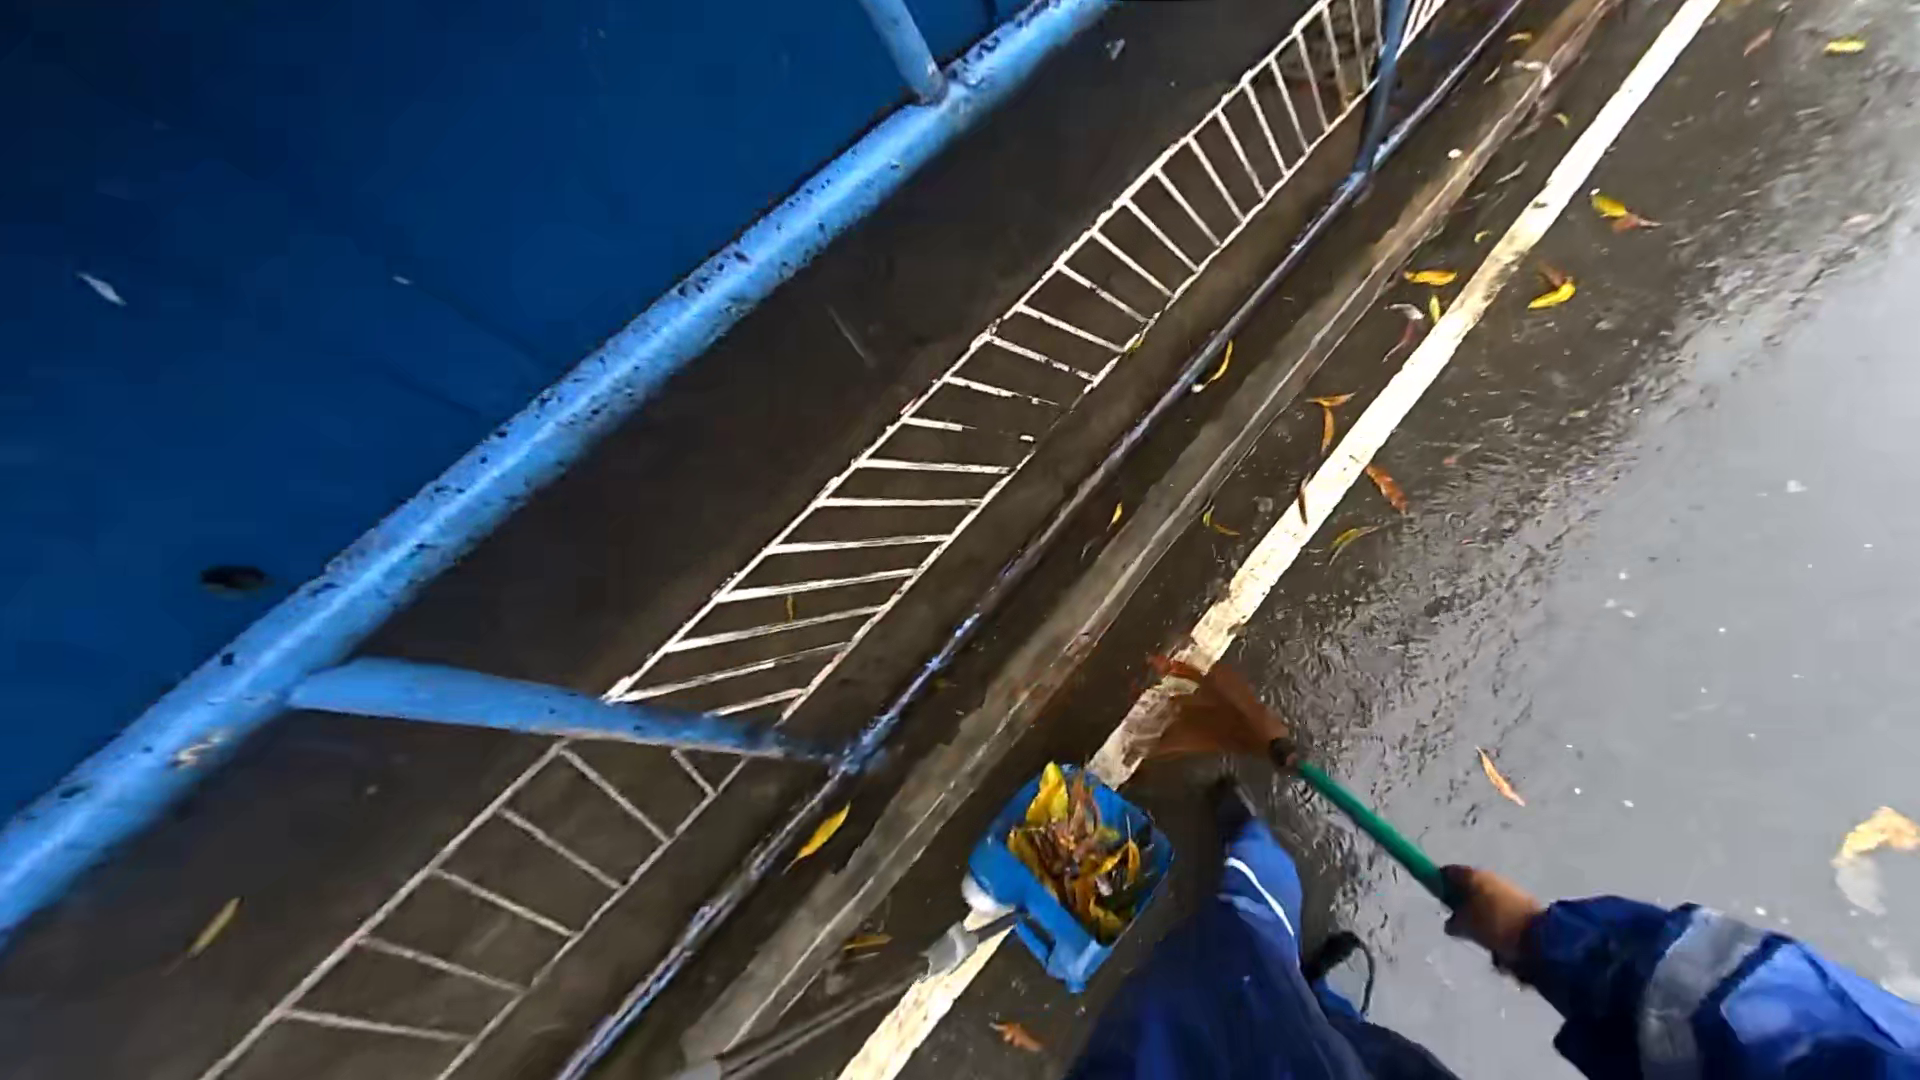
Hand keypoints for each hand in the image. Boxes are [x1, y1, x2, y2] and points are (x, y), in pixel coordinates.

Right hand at [1440, 865, 1544, 966]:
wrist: (1548, 940)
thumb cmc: (1495, 925)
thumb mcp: (1466, 926)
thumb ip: (1454, 923)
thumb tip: (1451, 924)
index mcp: (1472, 874)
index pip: (1447, 874)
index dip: (1441, 887)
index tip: (1443, 907)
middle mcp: (1491, 879)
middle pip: (1470, 893)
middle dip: (1468, 913)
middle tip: (1467, 932)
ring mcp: (1513, 894)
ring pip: (1491, 911)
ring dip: (1489, 929)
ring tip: (1493, 950)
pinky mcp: (1531, 911)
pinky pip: (1510, 922)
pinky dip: (1507, 935)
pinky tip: (1510, 953)